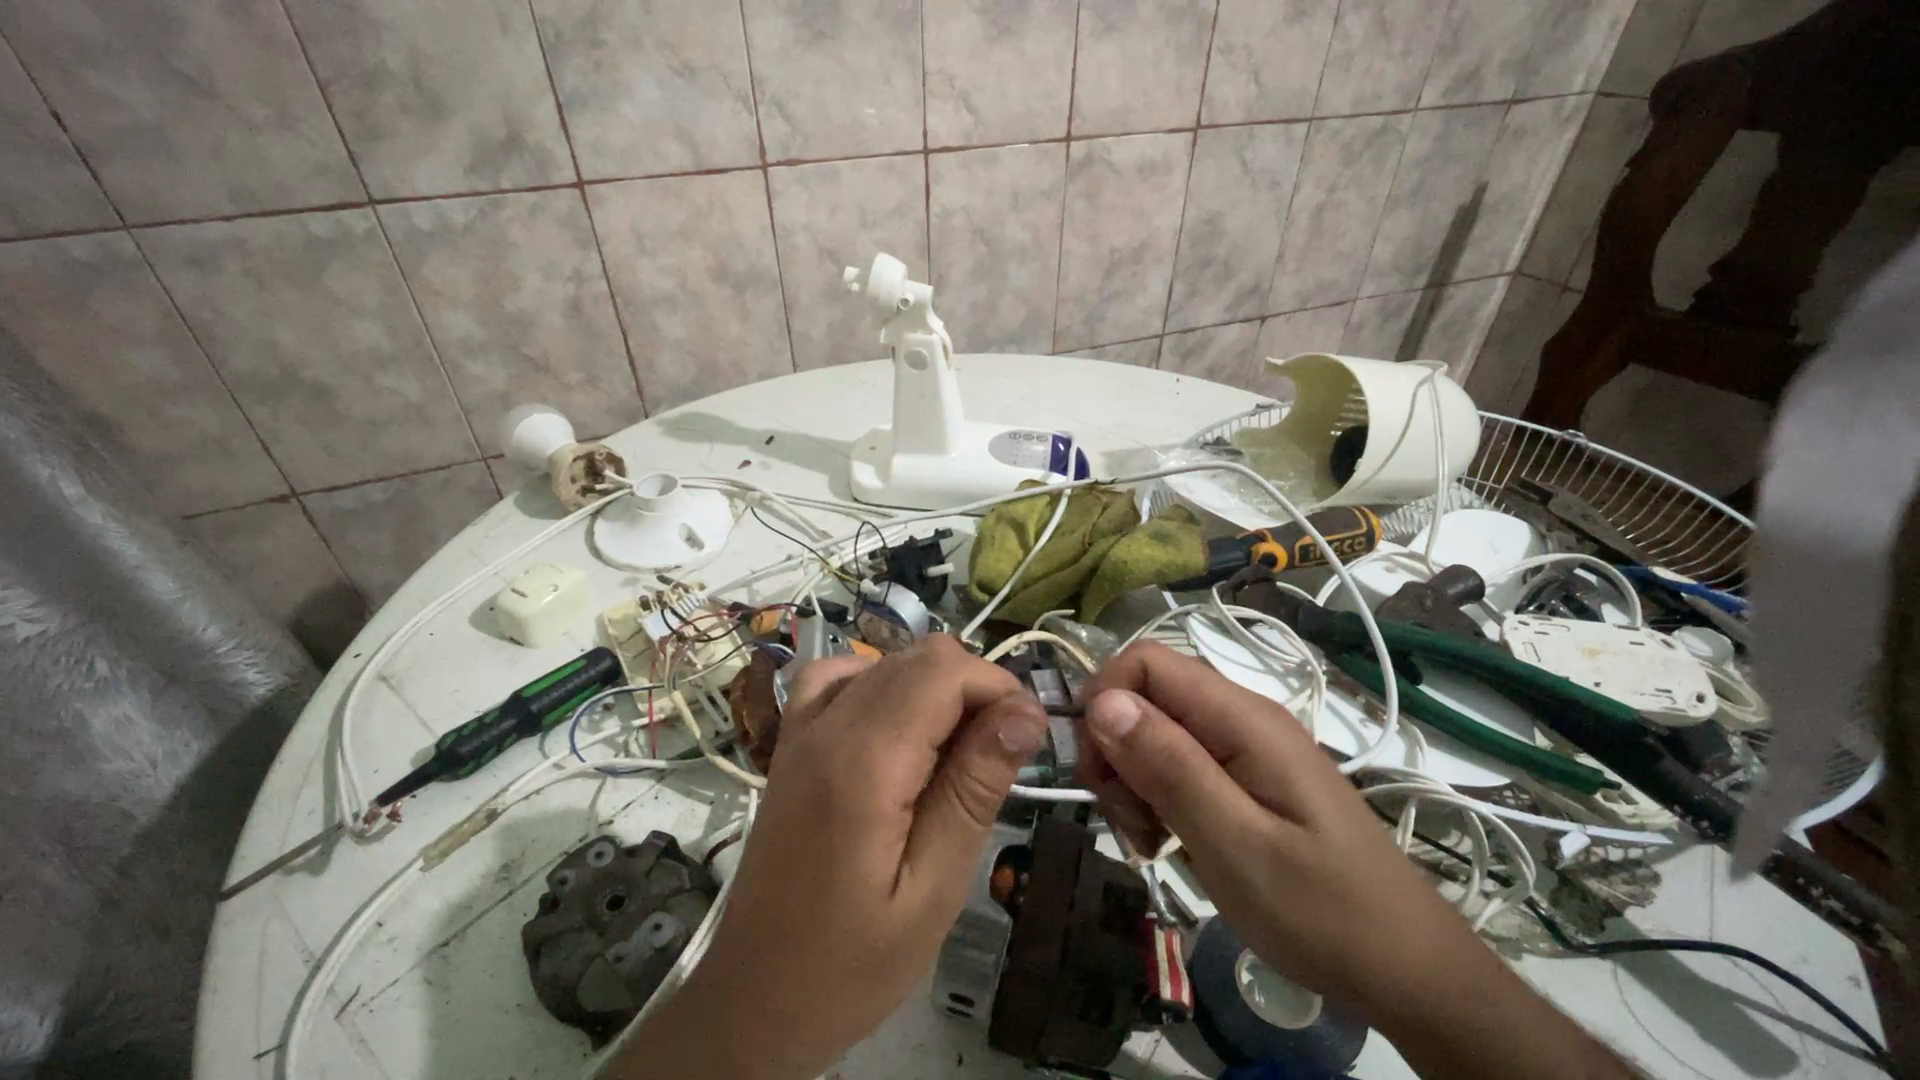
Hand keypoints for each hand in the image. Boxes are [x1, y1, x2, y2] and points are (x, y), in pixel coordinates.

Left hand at [610, 635, 1047, 1079]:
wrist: (755, 999)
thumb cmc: (853, 963)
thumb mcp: (933, 888)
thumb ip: (974, 788)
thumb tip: (1025, 712)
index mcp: (863, 763)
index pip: (944, 672)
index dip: (999, 688)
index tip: (1030, 738)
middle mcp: (825, 728)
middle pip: (917, 658)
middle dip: (974, 687)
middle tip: (1002, 754)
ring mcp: (799, 733)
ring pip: (882, 663)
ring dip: (933, 687)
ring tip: (958, 750)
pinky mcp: (788, 749)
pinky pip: (835, 681)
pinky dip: (879, 685)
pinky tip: (898, 727)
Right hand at [1074, 640, 1478, 1006]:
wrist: (1403, 966)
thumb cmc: (1321, 910)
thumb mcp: (1235, 844)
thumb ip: (1170, 767)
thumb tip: (1103, 701)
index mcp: (1244, 720)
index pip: (1146, 661)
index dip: (1104, 701)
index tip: (1094, 771)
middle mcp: (1243, 719)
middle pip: (1146, 698)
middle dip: (1114, 750)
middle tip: (1124, 819)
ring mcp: (1246, 750)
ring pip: (1156, 734)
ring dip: (1132, 781)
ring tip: (1149, 841)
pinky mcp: (1245, 780)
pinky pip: (1179, 767)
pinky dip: (1156, 799)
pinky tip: (1166, 843)